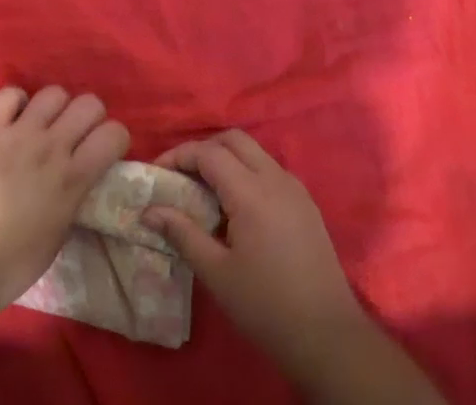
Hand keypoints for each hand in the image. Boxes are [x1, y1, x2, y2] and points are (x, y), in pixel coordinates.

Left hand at [0, 86, 129, 326]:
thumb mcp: (58, 235)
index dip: (114, 139)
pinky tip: (11, 120)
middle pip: (89, 103)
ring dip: (55, 107)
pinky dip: (15, 102)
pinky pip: (8, 94)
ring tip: (43, 126)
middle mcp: (51, 147)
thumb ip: (71, 200)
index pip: (115, 133)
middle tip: (76, 137)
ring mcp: (17, 134)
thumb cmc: (10, 264)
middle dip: (89, 117)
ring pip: (53, 93)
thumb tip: (74, 185)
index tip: (104, 152)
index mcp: (74, 178)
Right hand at [143, 130, 365, 372]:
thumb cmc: (265, 305)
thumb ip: (181, 233)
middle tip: (180, 177)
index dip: (178, 156)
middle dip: (203, 150)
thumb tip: (148, 211)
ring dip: (226, 160)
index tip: (157, 174)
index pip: (208, 152)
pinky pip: (270, 172)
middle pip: (234, 140)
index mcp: (252, 193)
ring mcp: (296, 190)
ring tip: (203, 193)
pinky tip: (234, 209)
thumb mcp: (215, 271)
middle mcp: (276, 180)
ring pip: (255, 153)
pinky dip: (246, 174)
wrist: (327, 335)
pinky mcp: (306, 205)